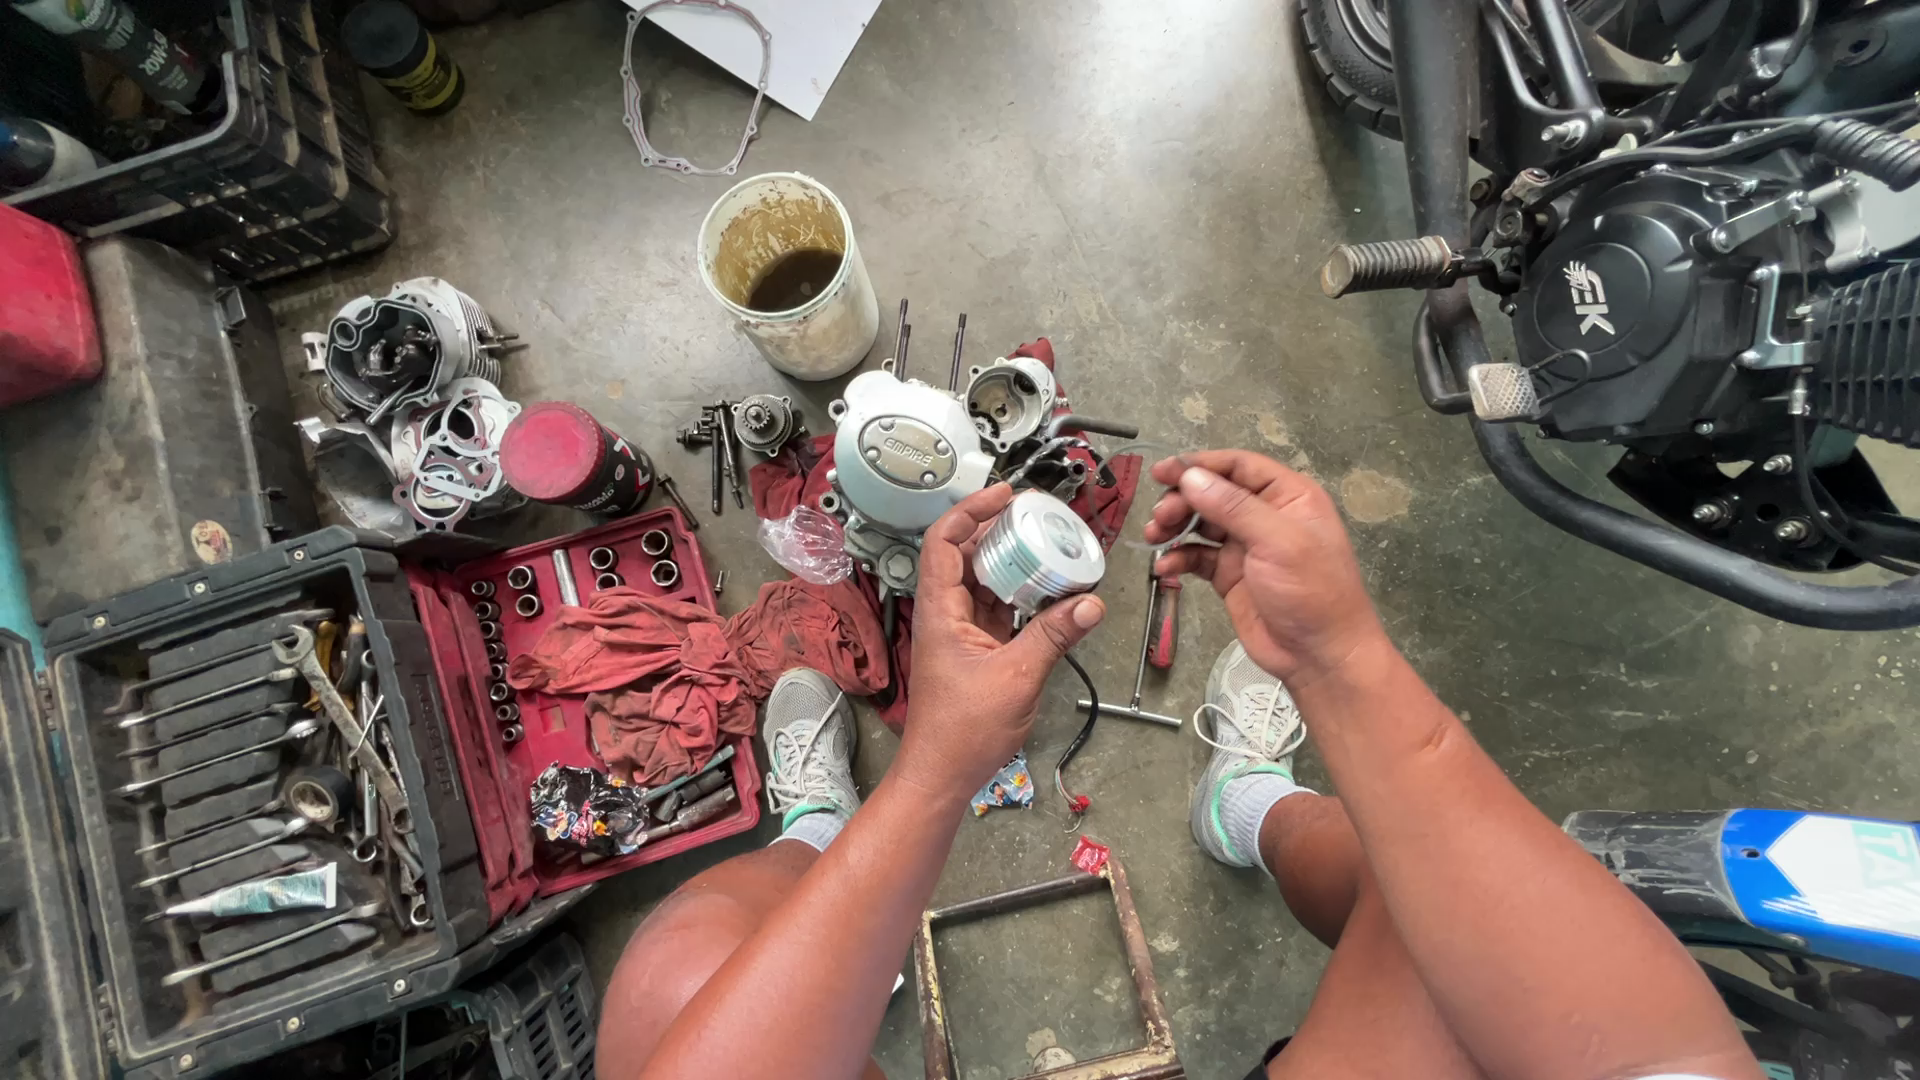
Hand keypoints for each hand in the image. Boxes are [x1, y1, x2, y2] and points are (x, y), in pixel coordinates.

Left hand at [898, 484, 1106, 800]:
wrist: (943, 773)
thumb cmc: (964, 731)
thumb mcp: (1016, 678)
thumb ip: (1053, 637)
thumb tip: (1091, 604)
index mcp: (940, 610)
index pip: (943, 542)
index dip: (971, 510)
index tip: (1005, 495)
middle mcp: (946, 611)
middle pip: (965, 553)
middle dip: (998, 529)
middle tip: (1037, 515)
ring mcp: (960, 629)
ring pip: (983, 579)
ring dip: (1012, 560)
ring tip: (1048, 544)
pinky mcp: (975, 645)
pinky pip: (996, 605)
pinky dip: (1020, 592)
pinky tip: (1048, 588)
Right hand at [1143, 451, 1385, 687]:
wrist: (1319, 656)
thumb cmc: (1312, 593)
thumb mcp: (1277, 542)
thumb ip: (1233, 507)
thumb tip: (1190, 477)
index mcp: (1288, 497)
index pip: (1238, 466)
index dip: (1199, 464)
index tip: (1161, 472)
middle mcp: (1265, 515)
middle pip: (1212, 492)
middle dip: (1182, 500)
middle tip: (1160, 517)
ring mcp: (1245, 545)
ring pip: (1199, 523)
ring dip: (1173, 526)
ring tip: (1154, 537)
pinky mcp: (1228, 574)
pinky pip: (1195, 556)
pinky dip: (1177, 558)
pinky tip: (1164, 567)